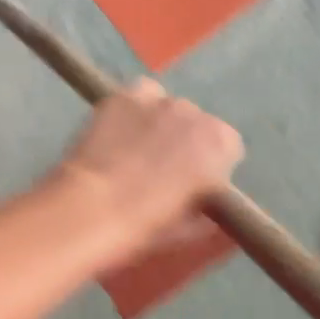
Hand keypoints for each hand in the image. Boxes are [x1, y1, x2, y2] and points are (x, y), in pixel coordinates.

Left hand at [53, 79, 241, 258]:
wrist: (93, 203)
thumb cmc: (147, 221)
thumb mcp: (189, 224)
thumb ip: (204, 204)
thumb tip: (203, 201)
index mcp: (221, 144)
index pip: (226, 144)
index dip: (208, 162)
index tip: (192, 178)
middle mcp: (194, 113)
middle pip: (194, 121)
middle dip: (182, 139)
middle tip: (159, 164)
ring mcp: (156, 99)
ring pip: (166, 106)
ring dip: (158, 121)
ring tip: (135, 146)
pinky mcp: (122, 95)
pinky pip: (137, 95)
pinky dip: (133, 107)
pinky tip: (119, 127)